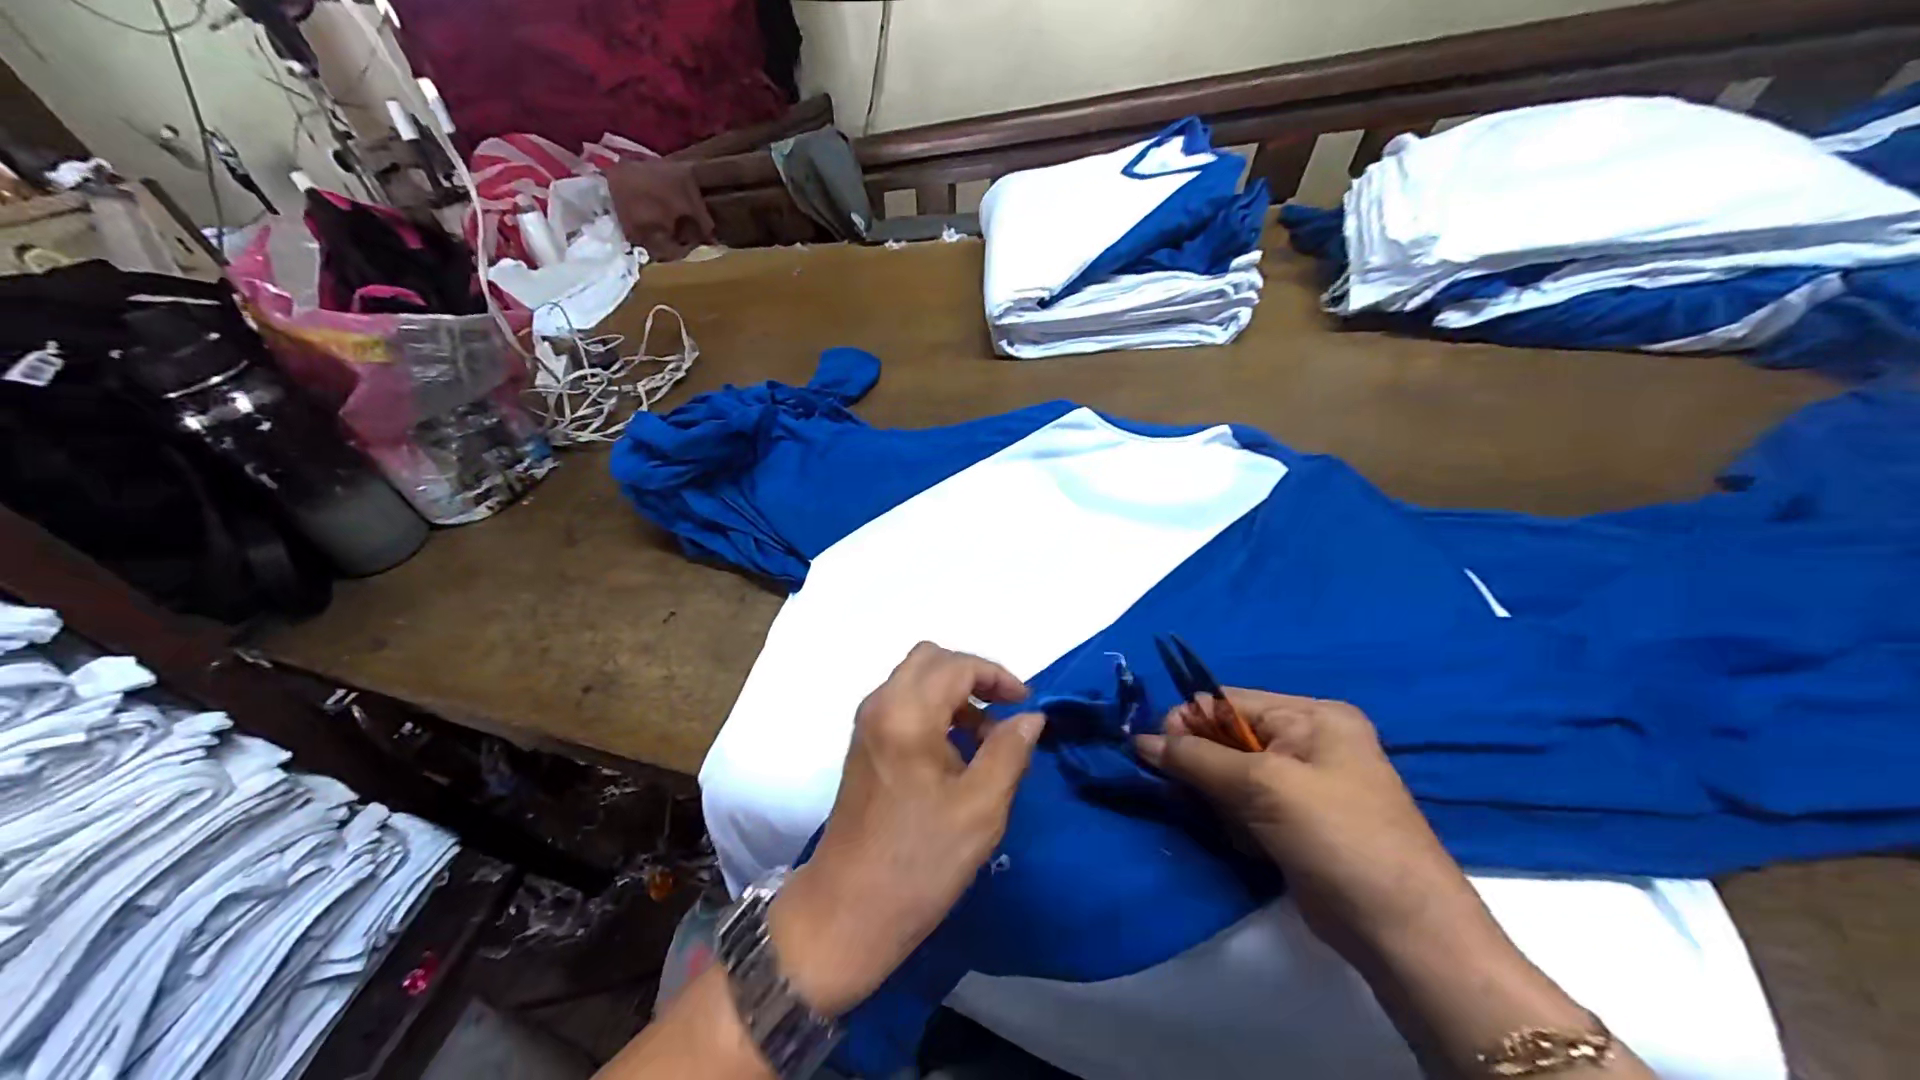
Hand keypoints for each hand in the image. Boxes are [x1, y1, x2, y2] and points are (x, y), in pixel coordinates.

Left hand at [768, 643, 1045, 1015]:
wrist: (847, 911)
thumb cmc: (920, 862)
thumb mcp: (981, 808)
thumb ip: (1009, 751)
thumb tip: (1030, 717)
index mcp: (906, 714)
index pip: (957, 665)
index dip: (997, 676)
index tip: (1026, 706)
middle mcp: (880, 707)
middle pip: (930, 659)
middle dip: (973, 675)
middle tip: (1005, 711)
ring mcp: (866, 726)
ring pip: (915, 680)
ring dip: (954, 693)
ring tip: (986, 739)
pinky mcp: (863, 746)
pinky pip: (903, 704)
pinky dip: (935, 710)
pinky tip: (956, 752)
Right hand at [1134, 690, 1491, 960]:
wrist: (1402, 932)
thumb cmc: (1337, 838)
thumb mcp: (1263, 786)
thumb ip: (1197, 758)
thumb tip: (1140, 740)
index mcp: (1312, 716)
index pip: (1228, 701)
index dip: (1189, 722)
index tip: (1158, 753)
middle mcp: (1308, 741)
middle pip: (1227, 737)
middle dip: (1203, 765)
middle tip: (1194, 796)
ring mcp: (1304, 785)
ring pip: (1230, 774)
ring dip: (1218, 799)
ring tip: (1235, 826)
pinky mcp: (1296, 822)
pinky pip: (1244, 805)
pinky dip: (1234, 820)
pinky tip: (1248, 843)